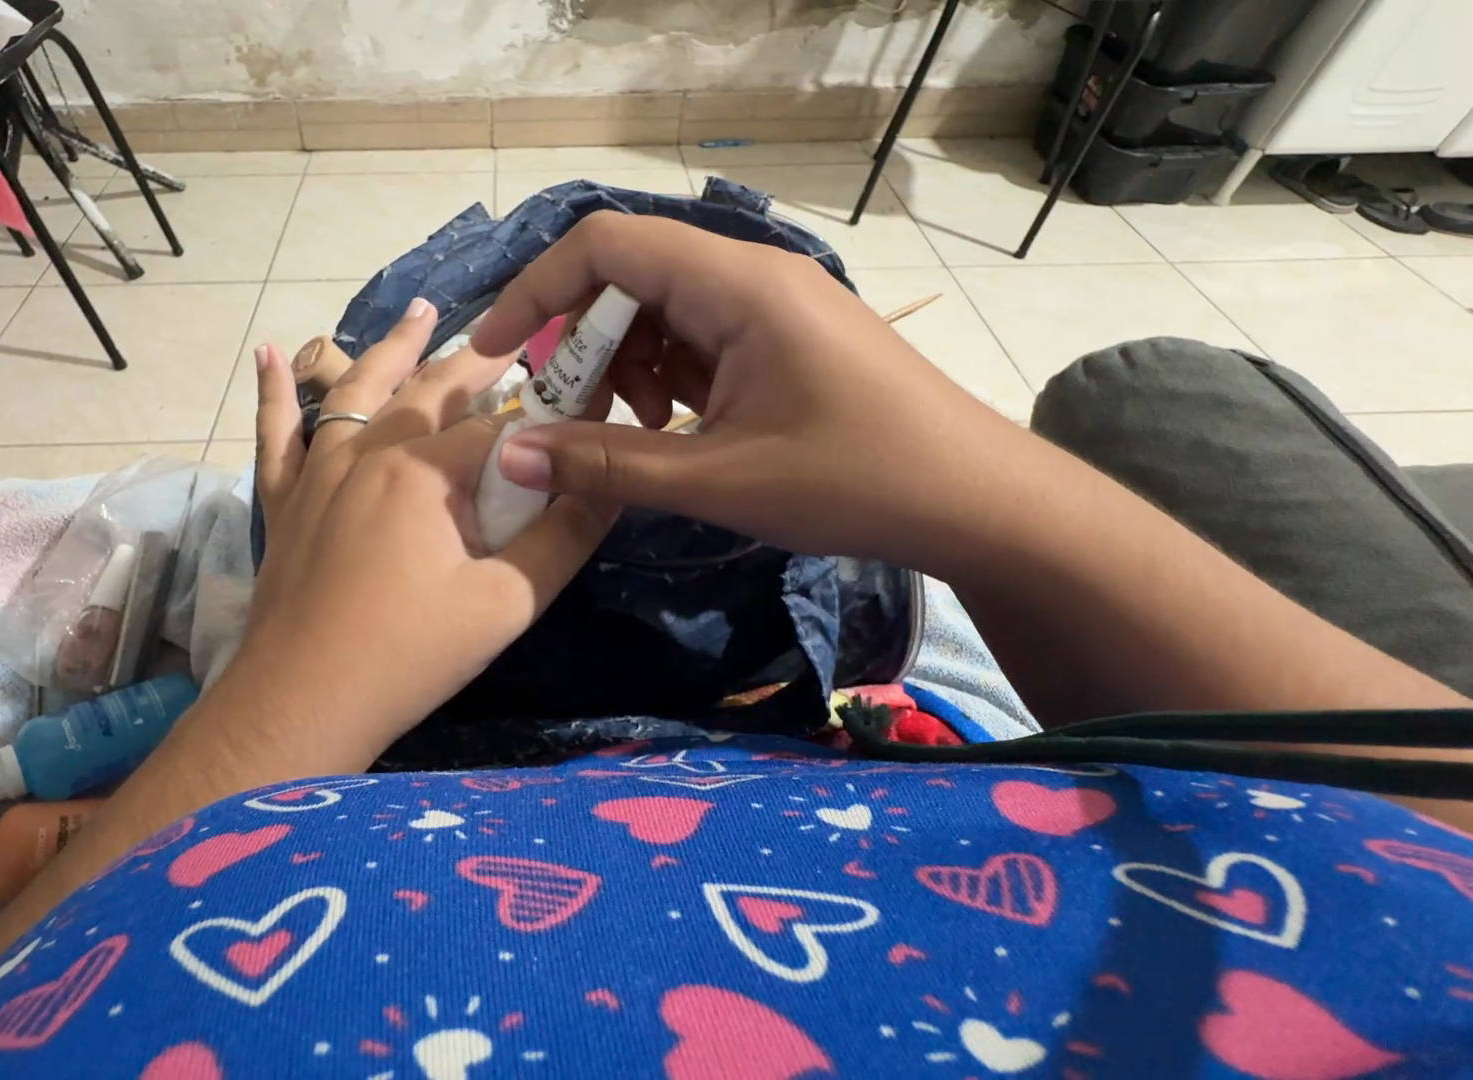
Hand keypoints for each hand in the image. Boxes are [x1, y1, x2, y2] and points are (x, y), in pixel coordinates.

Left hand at [230, 299, 616, 765]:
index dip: (541, 415)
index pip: (496, 426)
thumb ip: (564, 537)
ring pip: (355, 391)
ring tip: (420, 313)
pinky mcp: (283, 501)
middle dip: (475, 360)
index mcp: (425, 471)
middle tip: (509, 336)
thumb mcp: (509, 602)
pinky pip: (275, 433)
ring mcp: (317, 472)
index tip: (575, 401)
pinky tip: (269, 352)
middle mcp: (368, 453)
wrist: (304, 702)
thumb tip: (611, 481)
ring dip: (391, 349)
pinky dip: (272, 390)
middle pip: (429, 390)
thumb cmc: (411, 655)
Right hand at [468, 212, 1028, 569]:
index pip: (605, 244)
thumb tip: (509, 456)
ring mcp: (770, 309)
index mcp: (736, 285)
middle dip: (581, 345)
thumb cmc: (856, 482)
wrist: (978, 502)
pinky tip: (677, 430)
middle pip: (628, 278)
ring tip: (637, 433)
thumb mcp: (718, 478)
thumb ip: (606, 465)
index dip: (535, 292)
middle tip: (567, 417)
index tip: (495, 355)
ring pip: (660, 313)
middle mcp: (750, 277)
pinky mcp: (781, 342)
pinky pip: (697, 342)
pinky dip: (666, 381)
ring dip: (624, 368)